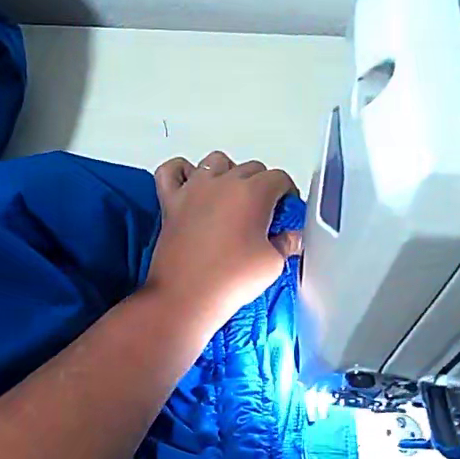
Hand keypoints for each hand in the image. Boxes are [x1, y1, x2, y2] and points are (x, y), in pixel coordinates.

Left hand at [144, 151, 298, 330]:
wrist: (185, 297)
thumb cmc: (228, 280)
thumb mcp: (272, 263)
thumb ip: (285, 242)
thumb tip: (290, 237)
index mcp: (253, 193)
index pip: (279, 178)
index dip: (287, 194)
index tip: (285, 211)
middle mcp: (222, 183)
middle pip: (250, 168)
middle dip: (262, 185)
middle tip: (263, 212)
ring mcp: (193, 190)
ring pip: (216, 161)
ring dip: (228, 173)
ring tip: (232, 198)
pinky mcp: (170, 202)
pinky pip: (171, 171)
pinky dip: (181, 172)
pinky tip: (190, 184)